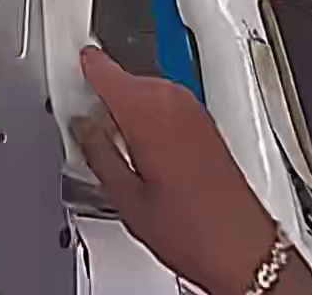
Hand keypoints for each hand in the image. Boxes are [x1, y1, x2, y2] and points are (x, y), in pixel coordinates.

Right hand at [73, 47, 287, 294]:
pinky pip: (162, 99)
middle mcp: (168, 95)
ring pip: (141, 89)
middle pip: (119, 79)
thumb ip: (96, 151)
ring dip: (128, 110)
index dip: (81, 66)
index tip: (69, 69)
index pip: (101, 65)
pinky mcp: (200, 111)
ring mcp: (187, 101)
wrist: (242, 246)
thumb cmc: (194, 228)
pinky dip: (150, 115)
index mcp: (143, 108)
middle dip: (103, 101)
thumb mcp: (126, 198)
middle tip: (93, 133)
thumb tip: (82, 127)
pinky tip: (149, 154)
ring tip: (126, 155)